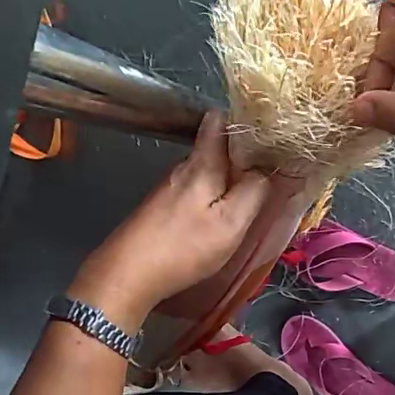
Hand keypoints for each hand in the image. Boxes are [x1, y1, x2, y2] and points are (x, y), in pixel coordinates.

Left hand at [68, 112, 271, 327]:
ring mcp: (168, 187)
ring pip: (205, 171)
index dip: (244, 119)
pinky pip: (194, 190)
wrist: (126, 274)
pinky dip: (210, 196)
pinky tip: (217, 217)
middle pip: (215, 146)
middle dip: (241, 153)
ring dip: (226, 178)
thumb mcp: (230, 224)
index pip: (220, 119)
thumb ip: (253, 192)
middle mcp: (182, 167)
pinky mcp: (160, 208)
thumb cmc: (183, 247)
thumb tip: (266, 170)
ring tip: (248, 196)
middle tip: (268, 171)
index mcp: (202, 163)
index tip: (269, 132)